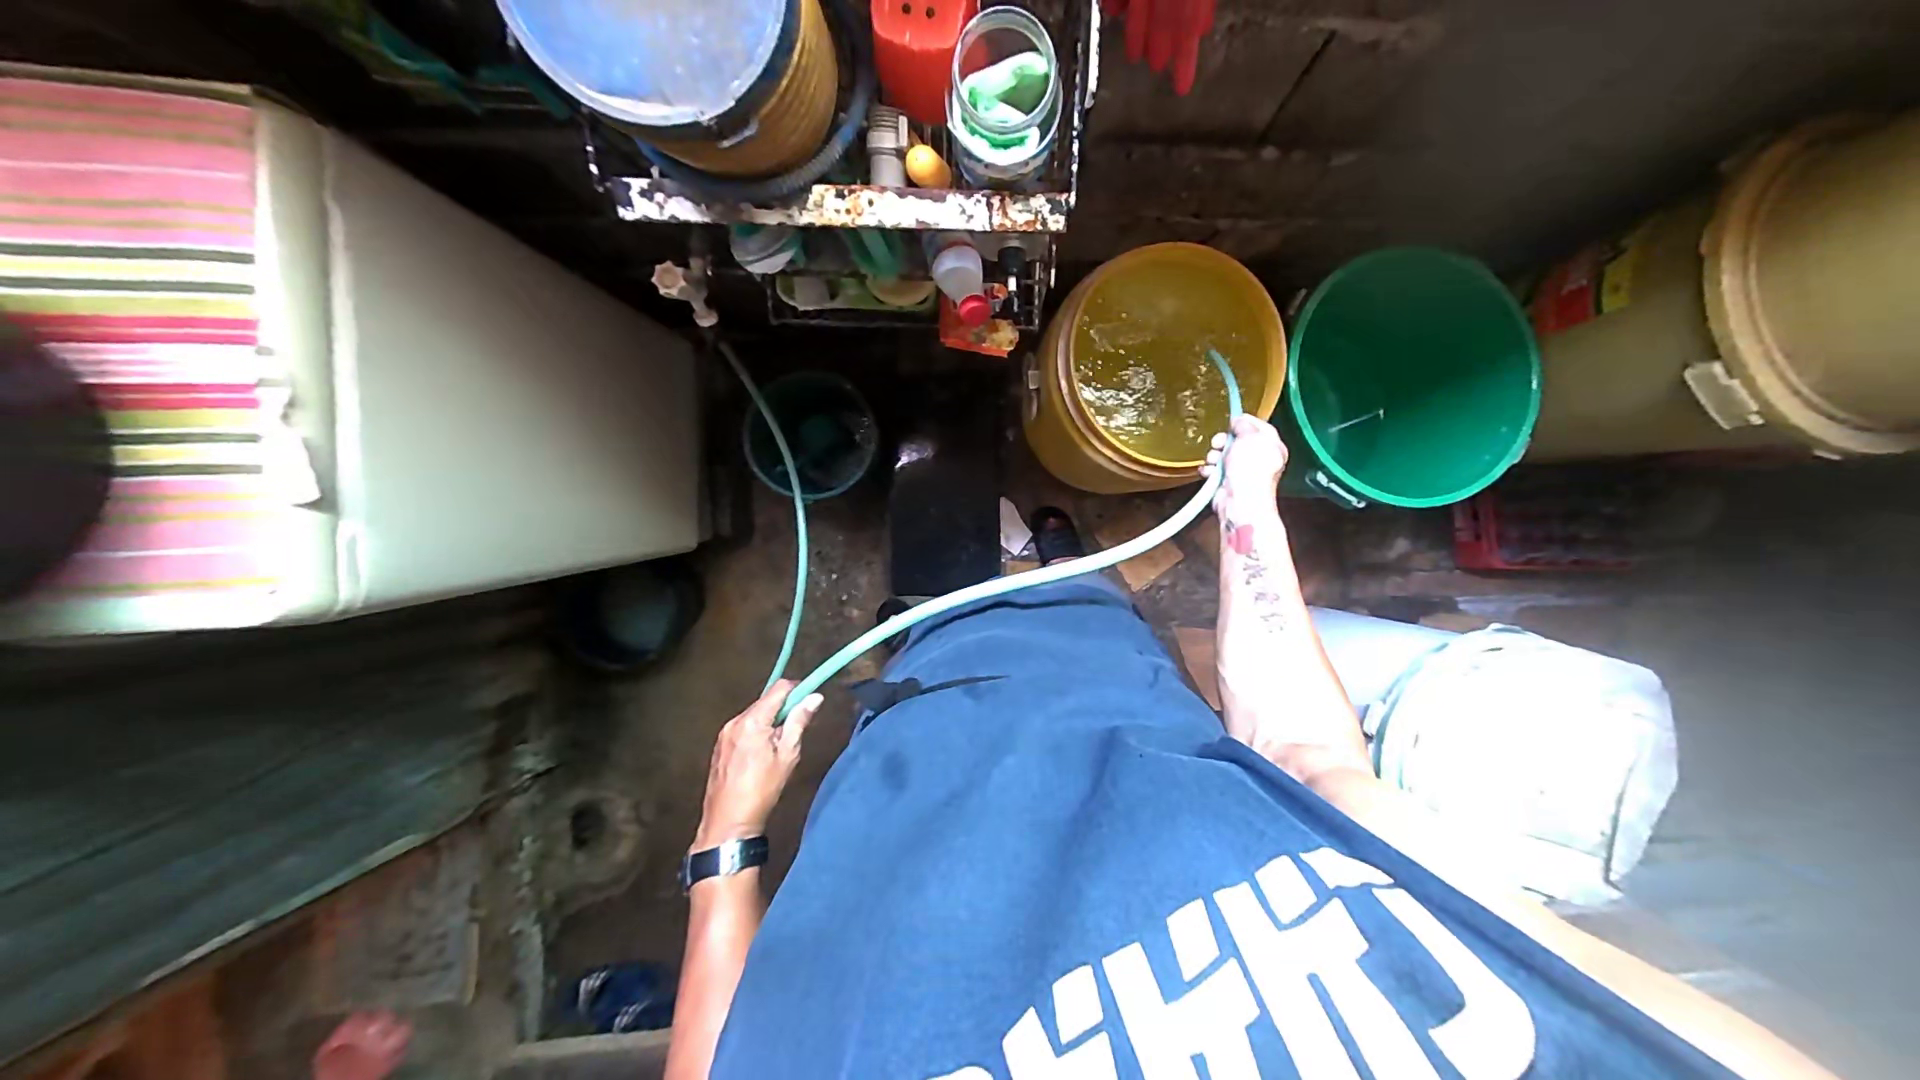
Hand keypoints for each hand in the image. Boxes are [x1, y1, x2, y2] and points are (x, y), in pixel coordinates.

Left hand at [692, 680, 822, 849]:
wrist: (728, 822)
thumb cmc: (762, 789)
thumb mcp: (788, 755)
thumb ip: (799, 722)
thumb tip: (814, 697)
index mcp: (753, 720)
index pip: (779, 688)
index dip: (798, 690)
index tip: (810, 701)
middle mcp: (735, 721)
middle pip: (766, 701)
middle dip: (783, 709)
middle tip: (797, 730)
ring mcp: (724, 733)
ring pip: (754, 715)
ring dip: (770, 722)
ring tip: (779, 747)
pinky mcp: (719, 746)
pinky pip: (743, 728)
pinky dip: (756, 732)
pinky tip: (761, 755)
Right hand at [1202, 413, 1287, 521]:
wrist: (1241, 500)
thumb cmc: (1251, 467)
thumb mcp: (1250, 437)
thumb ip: (1244, 425)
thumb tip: (1239, 420)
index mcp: (1272, 446)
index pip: (1258, 427)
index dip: (1243, 422)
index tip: (1231, 420)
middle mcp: (1259, 458)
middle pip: (1237, 441)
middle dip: (1223, 441)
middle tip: (1217, 443)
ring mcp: (1243, 472)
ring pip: (1222, 455)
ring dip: (1214, 455)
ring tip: (1212, 460)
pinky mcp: (1227, 483)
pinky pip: (1215, 470)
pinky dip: (1209, 470)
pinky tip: (1209, 472)